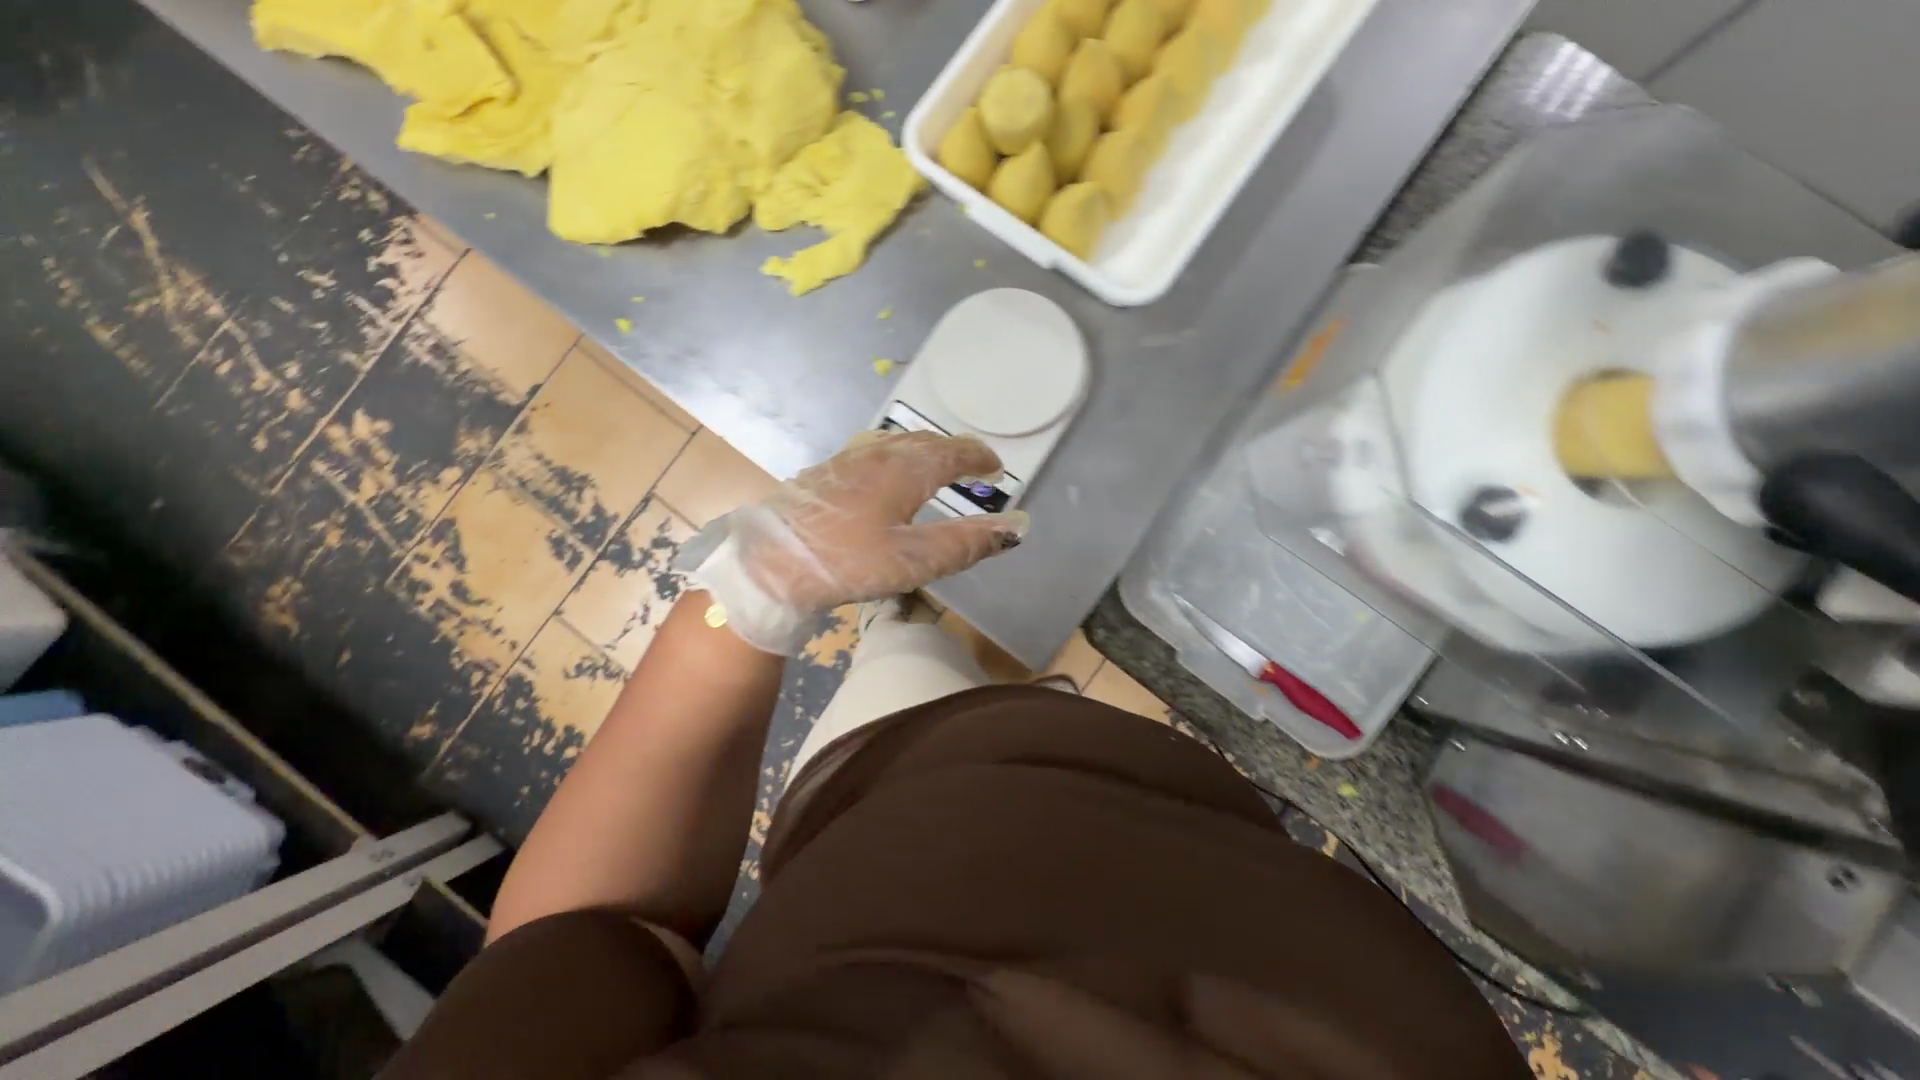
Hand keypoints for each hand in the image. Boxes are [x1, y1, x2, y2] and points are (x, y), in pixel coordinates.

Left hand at [675, 432, 1030, 653]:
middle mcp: (877, 455)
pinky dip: (898, 457)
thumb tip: (1016, 527)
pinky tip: (887, 475)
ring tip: (937, 467)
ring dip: (925, 451)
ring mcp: (847, 461)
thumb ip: (967, 543)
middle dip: (954, 451)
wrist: (768, 564)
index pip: (953, 453)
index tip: (995, 468)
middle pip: (925, 442)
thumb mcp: (914, 561)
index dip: (978, 458)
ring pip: (897, 444)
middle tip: (973, 467)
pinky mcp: (825, 474)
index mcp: (904, 470)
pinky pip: (874, 452)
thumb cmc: (846, 562)